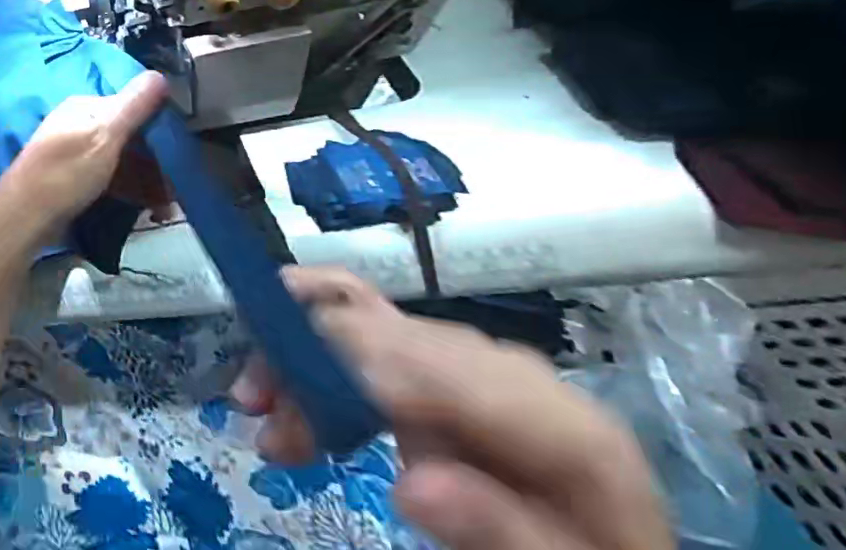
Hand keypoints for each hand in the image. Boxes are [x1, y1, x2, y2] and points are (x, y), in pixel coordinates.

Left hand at [0, 71, 168, 251]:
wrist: (24, 218)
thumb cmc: (66, 172)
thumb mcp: (103, 135)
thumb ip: (133, 106)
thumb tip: (160, 75)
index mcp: (86, 107)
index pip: (134, 107)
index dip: (160, 130)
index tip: (181, 157)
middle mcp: (81, 124)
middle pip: (130, 137)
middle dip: (157, 163)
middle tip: (174, 194)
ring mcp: (77, 152)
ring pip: (124, 160)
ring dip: (148, 182)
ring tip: (165, 209)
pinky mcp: (76, 178)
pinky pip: (112, 178)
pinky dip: (131, 191)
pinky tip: (148, 210)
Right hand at [236, 267, 669, 549]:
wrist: (590, 542)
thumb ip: (503, 533)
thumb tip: (410, 485)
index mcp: (561, 425)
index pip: (449, 375)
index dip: (359, 372)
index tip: (293, 409)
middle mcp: (506, 368)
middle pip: (392, 337)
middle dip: (309, 359)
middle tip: (255, 411)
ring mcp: (465, 356)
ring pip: (363, 319)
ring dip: (296, 348)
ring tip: (255, 398)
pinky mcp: (431, 357)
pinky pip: (363, 317)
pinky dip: (309, 330)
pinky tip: (275, 336)